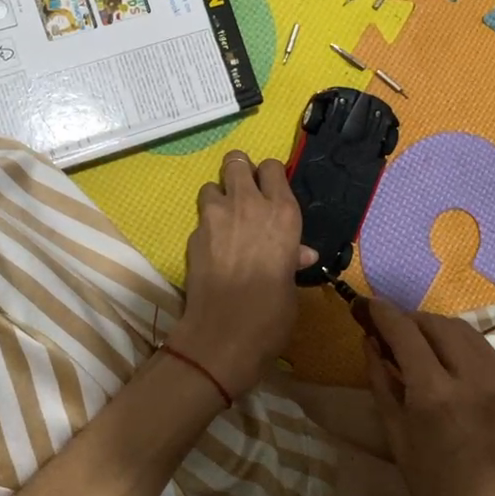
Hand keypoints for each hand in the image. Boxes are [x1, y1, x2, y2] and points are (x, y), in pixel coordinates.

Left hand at [170, 151, 317, 395]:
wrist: (225, 333)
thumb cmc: (273, 311)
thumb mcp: (291, 283)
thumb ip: (292, 258)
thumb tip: (301, 253)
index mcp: (282, 212)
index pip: (273, 168)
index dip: (269, 176)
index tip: (270, 190)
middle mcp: (249, 204)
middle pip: (236, 162)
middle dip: (238, 171)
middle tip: (243, 192)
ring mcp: (216, 217)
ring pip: (211, 185)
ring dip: (218, 197)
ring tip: (226, 221)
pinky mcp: (193, 235)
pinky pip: (200, 219)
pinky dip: (207, 228)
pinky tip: (214, 250)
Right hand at [360, 300, 494, 495]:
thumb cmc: (434, 491)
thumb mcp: (396, 436)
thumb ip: (382, 380)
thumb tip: (369, 341)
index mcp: (435, 393)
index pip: (404, 331)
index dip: (381, 313)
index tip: (362, 304)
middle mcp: (472, 375)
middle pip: (434, 323)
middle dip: (407, 320)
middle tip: (386, 331)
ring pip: (460, 329)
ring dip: (433, 328)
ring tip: (413, 344)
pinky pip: (481, 347)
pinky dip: (457, 344)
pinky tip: (443, 362)